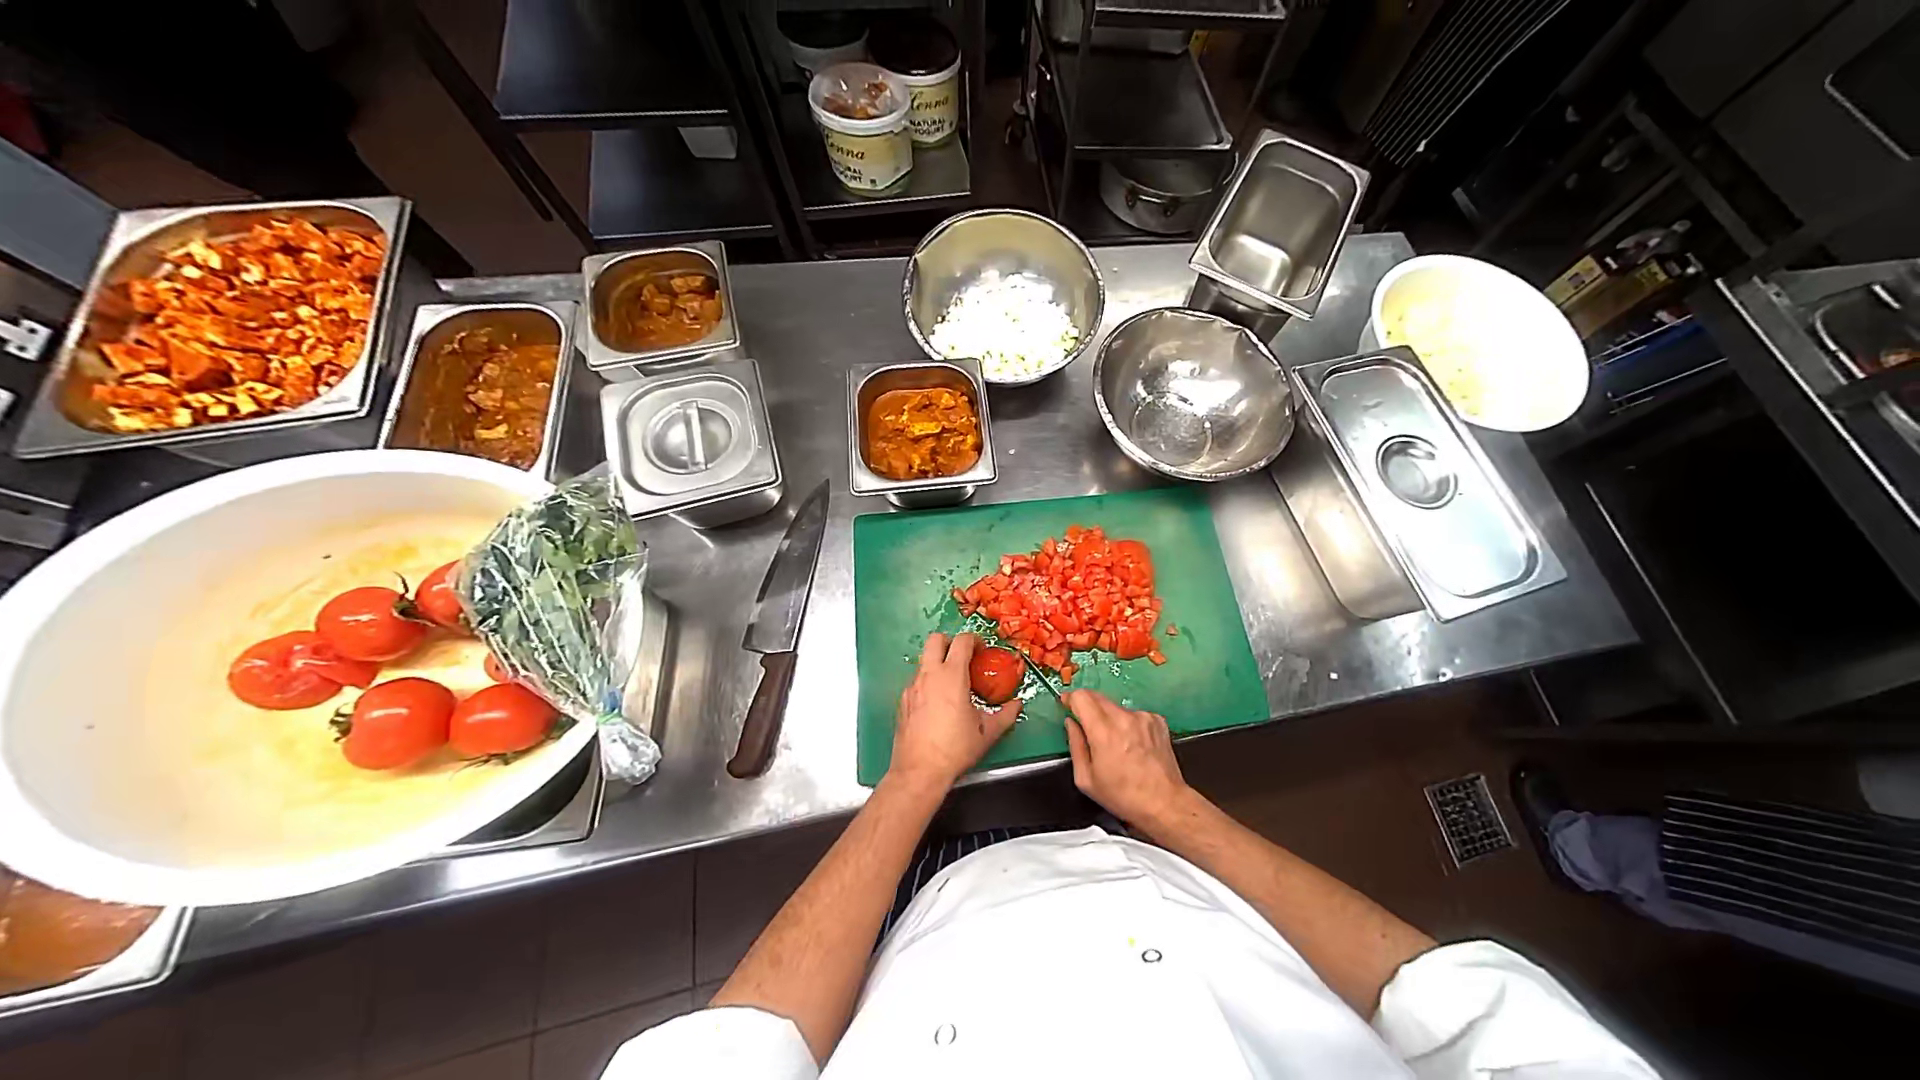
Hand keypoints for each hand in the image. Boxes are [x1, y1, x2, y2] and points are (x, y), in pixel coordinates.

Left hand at [889, 633, 1019, 789]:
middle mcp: (929, 675)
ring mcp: (912, 687)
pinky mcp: (903, 700)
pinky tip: (938, 704)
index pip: (962, 641)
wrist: (919, 770)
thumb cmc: (955, 749)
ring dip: (939, 663)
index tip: (981, 650)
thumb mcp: (987, 732)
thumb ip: (1005, 714)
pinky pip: (917, 681)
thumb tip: (1016, 705)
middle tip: (963, 657)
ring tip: (953, 684)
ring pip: (925, 661)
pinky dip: (928, 683)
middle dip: (950, 642)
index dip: (974, 640)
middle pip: (936, 639)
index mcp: (951, 676)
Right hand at [1063, 690, 1196, 831]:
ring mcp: (1143, 717)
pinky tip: (1132, 743)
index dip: (1070, 698)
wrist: (1164, 803)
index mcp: (1104, 732)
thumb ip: (1075, 745)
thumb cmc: (1124, 796)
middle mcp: (1124, 718)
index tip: (1067, 704)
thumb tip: (1071, 724)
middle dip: (1087, 706)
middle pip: (1097, 696)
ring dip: (1108, 716)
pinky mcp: (1157, 721)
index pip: (1082, 697)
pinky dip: (1127, 723)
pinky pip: (1133, 714)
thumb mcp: (1086, 779)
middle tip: (1086, 724)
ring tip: (1114, 742)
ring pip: (1115, 706)